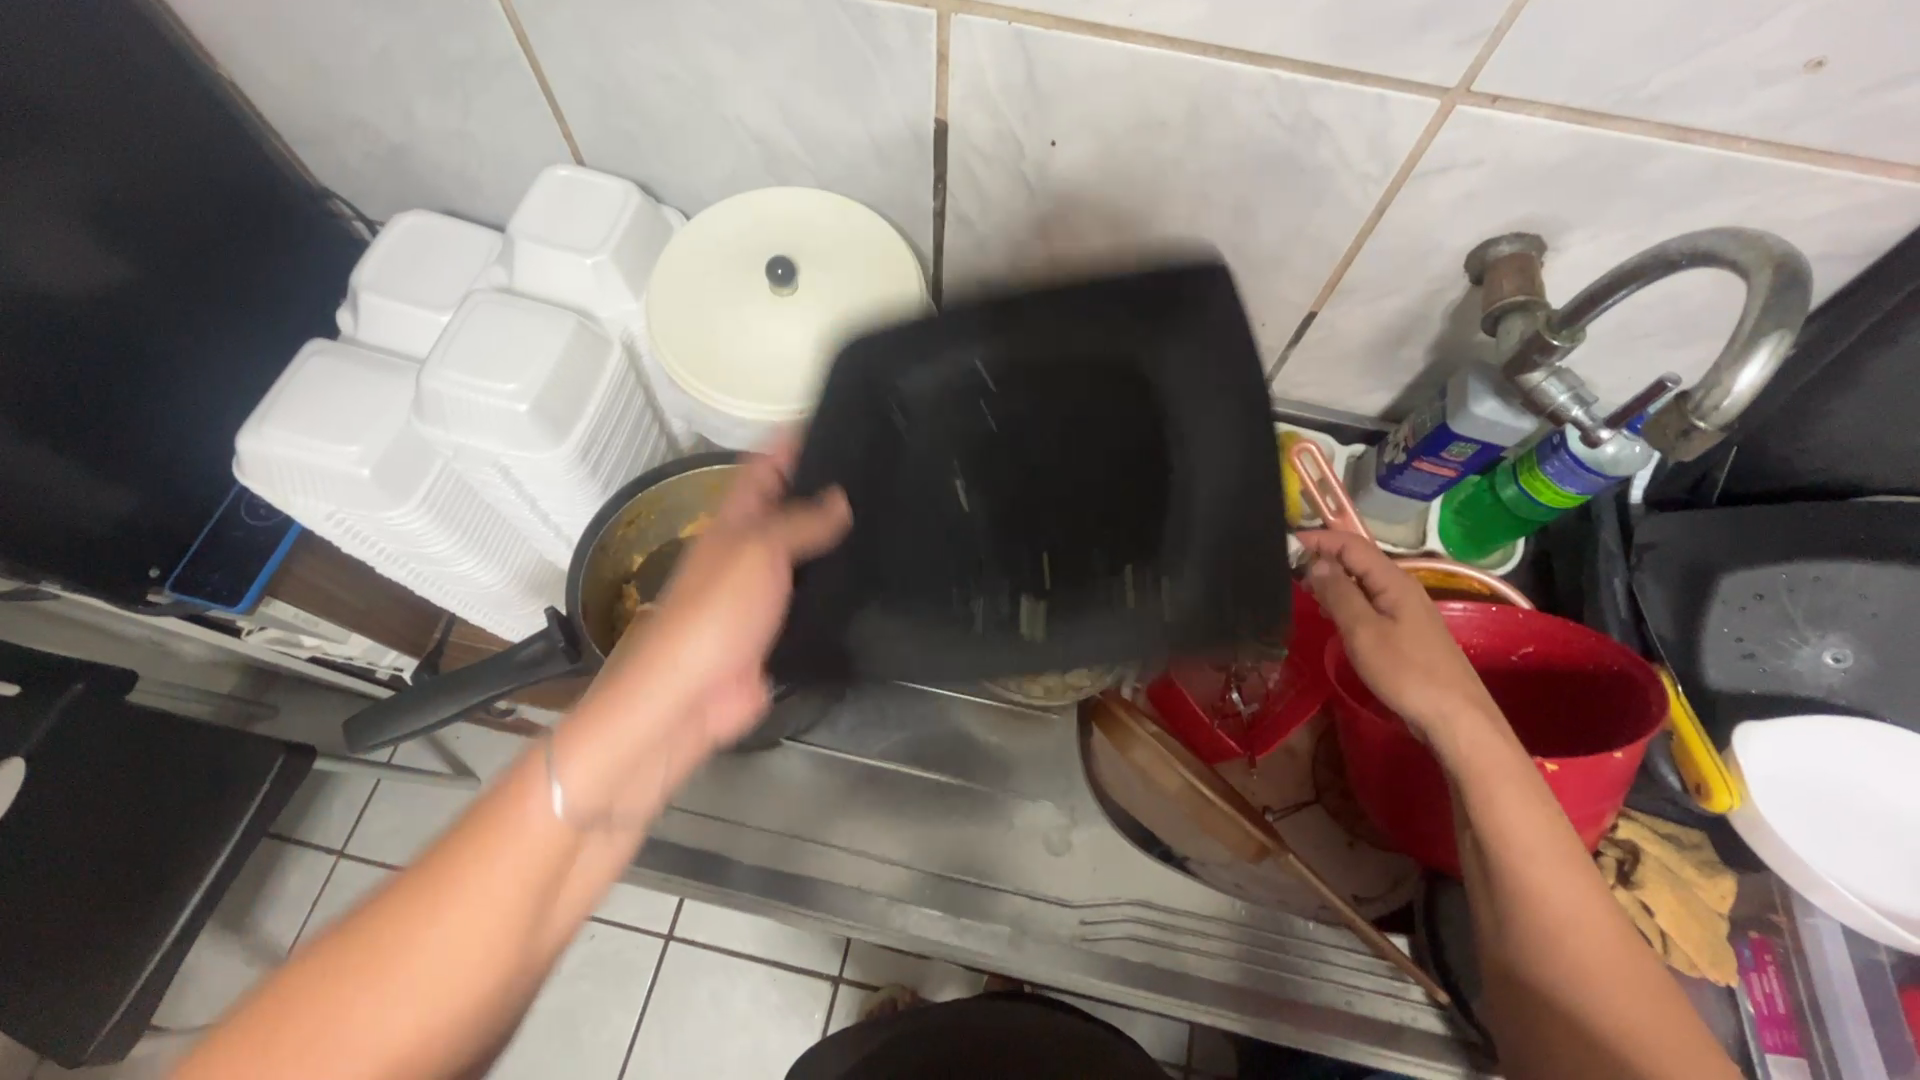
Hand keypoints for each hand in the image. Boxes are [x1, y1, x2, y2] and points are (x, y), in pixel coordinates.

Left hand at [599, 436, 850, 750]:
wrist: (692, 694)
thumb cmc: (715, 613)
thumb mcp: (758, 550)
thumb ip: (800, 522)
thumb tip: (839, 497)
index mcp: (734, 521)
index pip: (764, 467)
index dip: (792, 442)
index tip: (832, 420)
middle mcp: (750, 550)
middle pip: (789, 511)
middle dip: (826, 492)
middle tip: (880, 474)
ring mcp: (766, 592)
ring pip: (807, 557)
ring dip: (836, 543)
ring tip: (887, 521)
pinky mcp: (781, 631)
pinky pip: (815, 602)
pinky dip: (839, 592)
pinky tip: (872, 583)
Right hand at [1296, 530, 1502, 745]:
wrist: (1454, 716)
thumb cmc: (1406, 672)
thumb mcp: (1363, 631)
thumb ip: (1338, 593)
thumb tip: (1317, 562)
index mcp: (1393, 581)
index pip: (1352, 544)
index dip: (1319, 539)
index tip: (1285, 544)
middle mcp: (1402, 588)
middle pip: (1359, 560)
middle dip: (1324, 557)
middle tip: (1288, 570)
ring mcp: (1407, 610)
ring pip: (1364, 583)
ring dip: (1334, 580)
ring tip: (1303, 590)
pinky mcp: (1406, 631)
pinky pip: (1370, 603)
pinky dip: (1346, 601)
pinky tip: (1332, 616)